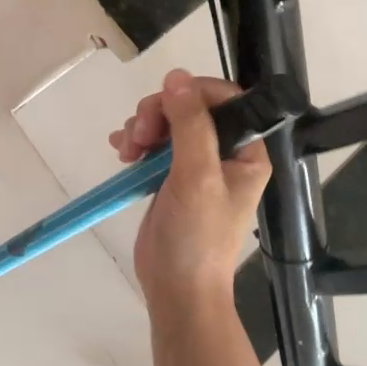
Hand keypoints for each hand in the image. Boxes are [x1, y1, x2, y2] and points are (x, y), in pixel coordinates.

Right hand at [109, 69, 270, 313]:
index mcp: (245, 152)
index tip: (162, 107)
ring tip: (128, 150)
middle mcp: (222, 154)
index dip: (191, 94)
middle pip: (189, 108)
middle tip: (140, 136)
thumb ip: (190, 126)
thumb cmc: (197, 236)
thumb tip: (176, 78)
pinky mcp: (168, 179)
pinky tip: (121, 153)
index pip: (224, 100)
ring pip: (166, 123)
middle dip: (159, 113)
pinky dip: (134, 142)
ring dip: (142, 127)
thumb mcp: (196, 177)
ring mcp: (193, 167)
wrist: (177, 288)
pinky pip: (151, 145)